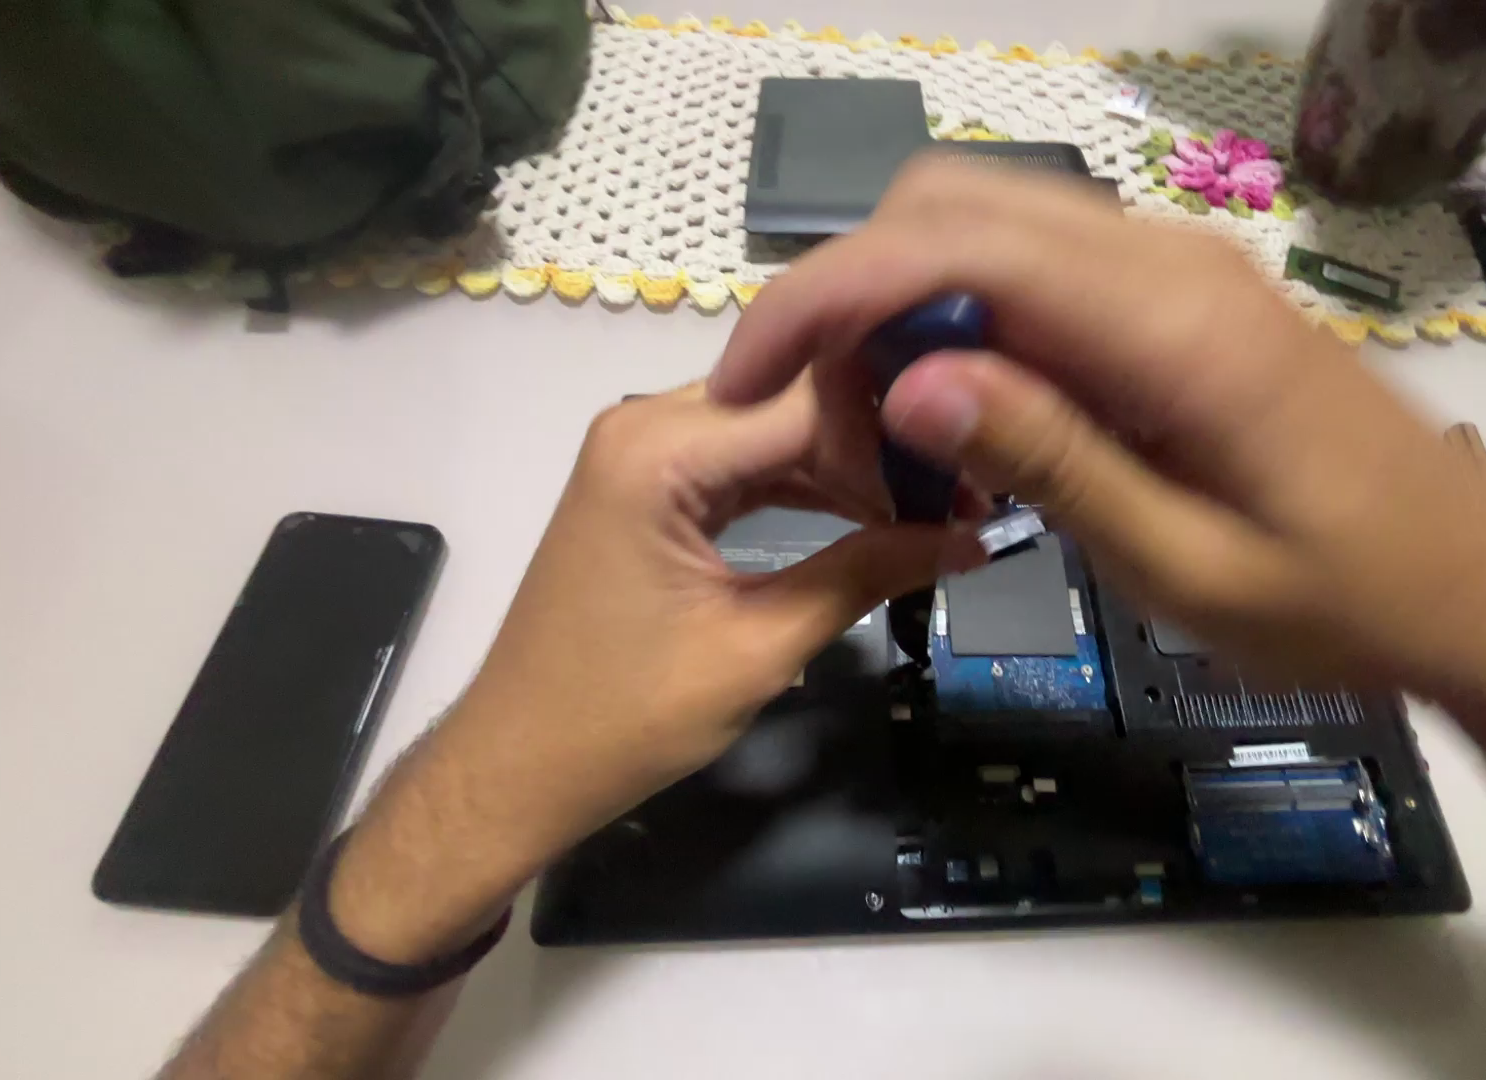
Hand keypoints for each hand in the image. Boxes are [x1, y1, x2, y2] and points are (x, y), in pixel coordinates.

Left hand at [459, 379, 980, 832]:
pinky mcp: (651, 482)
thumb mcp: (760, 646)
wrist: (518, 765)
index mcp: (660, 450)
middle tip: (957, 494)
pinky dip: (803, 484)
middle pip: (793, 403)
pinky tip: (865, 511)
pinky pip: (744, 461)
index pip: (811, 405)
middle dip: (877, 448)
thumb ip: (865, 575)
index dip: (896, 442)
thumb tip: (967, 539)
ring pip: (774, 428)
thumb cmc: (626, 718)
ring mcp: (645, 449)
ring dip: (847, 467)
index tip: (966, 485)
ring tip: (927, 505)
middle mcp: (648, 422)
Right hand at [709, 160, 1485, 710]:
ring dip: (899, 314)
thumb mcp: (1181, 565)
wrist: (1472, 585)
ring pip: (978, 230)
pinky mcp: (1164, 299)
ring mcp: (1165, 269)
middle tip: (837, 425)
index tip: (747, 379)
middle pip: (948, 206)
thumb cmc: (1338, 602)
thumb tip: (911, 380)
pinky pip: (1024, 275)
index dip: (821, 299)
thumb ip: (1051, 460)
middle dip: (850, 300)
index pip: (947, 249)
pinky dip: (956, 327)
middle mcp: (1158, 261)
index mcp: (1164, 323)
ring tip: (896, 435)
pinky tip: (966, 418)